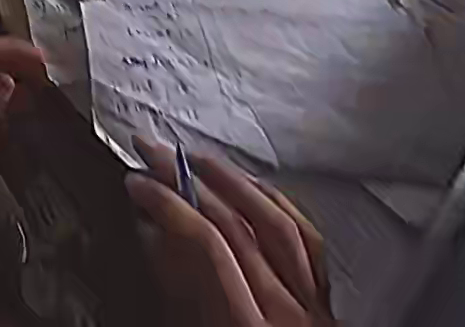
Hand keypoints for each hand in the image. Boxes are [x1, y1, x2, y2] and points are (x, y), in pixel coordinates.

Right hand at [127, 137, 333, 326]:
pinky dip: (274, 203)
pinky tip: (249, 185)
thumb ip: (175, 293)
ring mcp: (316, 310)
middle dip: (186, 180)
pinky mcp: (328, 306)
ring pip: (273, 221)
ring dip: (229, 180)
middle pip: (234, 224)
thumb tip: (152, 233)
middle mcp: (289, 316)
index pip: (206, 245)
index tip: (136, 182)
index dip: (166, 205)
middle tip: (151, 153)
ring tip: (193, 157)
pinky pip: (306, 238)